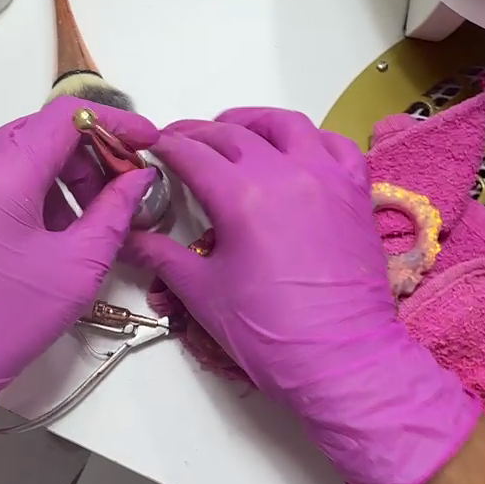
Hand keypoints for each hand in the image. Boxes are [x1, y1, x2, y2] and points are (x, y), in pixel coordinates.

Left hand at [0, 99, 158, 483]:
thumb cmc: (7, 324)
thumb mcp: (76, 270)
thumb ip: (114, 213)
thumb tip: (139, 177)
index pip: (66, 118)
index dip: (113, 123)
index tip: (143, 143)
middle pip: (34, 134)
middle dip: (80, 159)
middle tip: (107, 200)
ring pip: (3, 157)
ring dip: (45, 180)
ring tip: (63, 231)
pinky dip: (9, 194)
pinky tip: (21, 238)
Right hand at [127, 108, 479, 483]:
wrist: (341, 361)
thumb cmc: (266, 332)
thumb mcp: (201, 295)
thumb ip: (161, 257)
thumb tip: (128, 238)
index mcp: (242, 197)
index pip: (193, 154)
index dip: (166, 146)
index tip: (150, 147)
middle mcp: (286, 173)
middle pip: (234, 134)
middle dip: (200, 133)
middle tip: (180, 142)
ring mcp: (327, 178)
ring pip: (287, 125)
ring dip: (252, 122)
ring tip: (233, 131)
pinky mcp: (356, 193)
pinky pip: (334, 145)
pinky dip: (309, 138)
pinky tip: (295, 151)